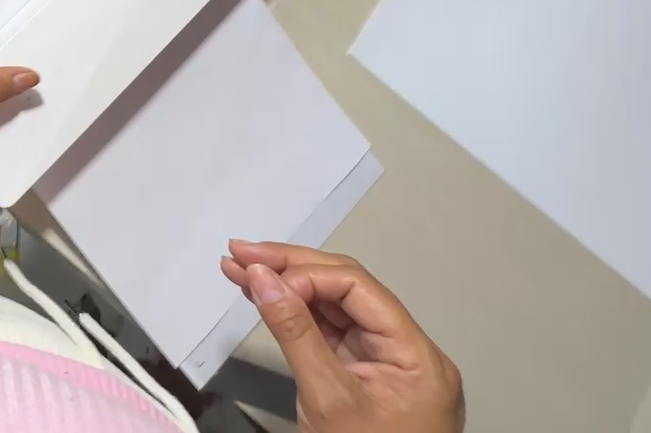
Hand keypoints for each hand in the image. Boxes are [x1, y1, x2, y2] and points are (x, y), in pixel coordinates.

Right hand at [221, 242, 462, 432]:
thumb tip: (259, 274)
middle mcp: (403, 350)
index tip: (260, 277)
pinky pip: (322, 325)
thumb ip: (294, 330)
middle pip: (344, 287)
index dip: (306, 273)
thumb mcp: (327, 399)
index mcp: (416, 356)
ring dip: (281, 282)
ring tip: (235, 266)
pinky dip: (287, 307)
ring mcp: (380, 360)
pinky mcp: (357, 370)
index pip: (358, 288)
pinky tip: (254, 292)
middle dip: (288, 267)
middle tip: (238, 253)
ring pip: (329, 302)